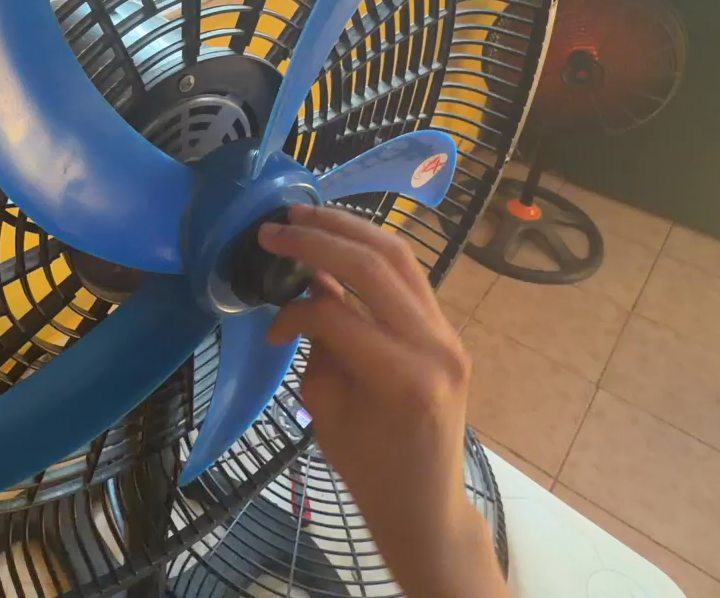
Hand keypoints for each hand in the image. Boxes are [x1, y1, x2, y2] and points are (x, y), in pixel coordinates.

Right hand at [262, 205, 505, 597]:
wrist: (426, 504)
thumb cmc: (368, 469)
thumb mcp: (326, 408)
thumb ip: (318, 341)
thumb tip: (308, 286)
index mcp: (402, 378)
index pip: (336, 313)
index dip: (294, 310)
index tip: (271, 326)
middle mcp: (434, 345)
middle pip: (374, 264)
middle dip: (318, 237)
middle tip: (276, 226)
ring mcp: (448, 332)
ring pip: (398, 254)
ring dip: (348, 227)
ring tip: (306, 215)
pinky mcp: (447, 327)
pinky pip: (409, 272)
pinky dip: (371, 247)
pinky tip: (340, 237)